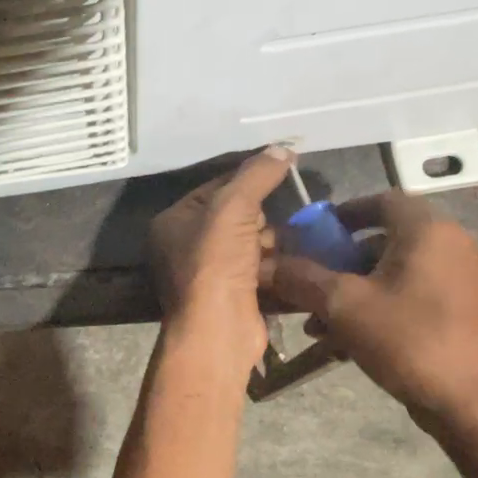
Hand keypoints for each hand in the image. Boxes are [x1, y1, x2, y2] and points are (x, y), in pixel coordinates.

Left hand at [149, 146, 294, 375]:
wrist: (218, 329)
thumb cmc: (215, 262)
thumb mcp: (234, 207)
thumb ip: (256, 175)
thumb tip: (282, 148)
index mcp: (173, 222)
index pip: (215, 187)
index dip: (247, 177)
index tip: (282, 168)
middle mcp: (185, 247)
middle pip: (234, 217)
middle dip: (263, 216)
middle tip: (288, 212)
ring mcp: (208, 275)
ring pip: (250, 245)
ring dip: (275, 241)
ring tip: (304, 233)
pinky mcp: (232, 298)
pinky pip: (260, 271)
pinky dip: (279, 265)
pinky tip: (303, 257)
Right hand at [263, 190, 477, 426]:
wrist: (474, 403)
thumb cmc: (409, 340)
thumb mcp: (345, 306)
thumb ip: (302, 280)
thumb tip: (262, 266)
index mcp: (428, 230)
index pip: (380, 200)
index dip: (342, 214)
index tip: (310, 235)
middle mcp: (450, 245)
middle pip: (383, 241)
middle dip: (339, 263)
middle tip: (306, 284)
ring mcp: (460, 280)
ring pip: (394, 273)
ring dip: (353, 292)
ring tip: (317, 323)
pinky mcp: (461, 311)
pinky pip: (411, 296)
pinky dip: (378, 308)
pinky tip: (346, 342)